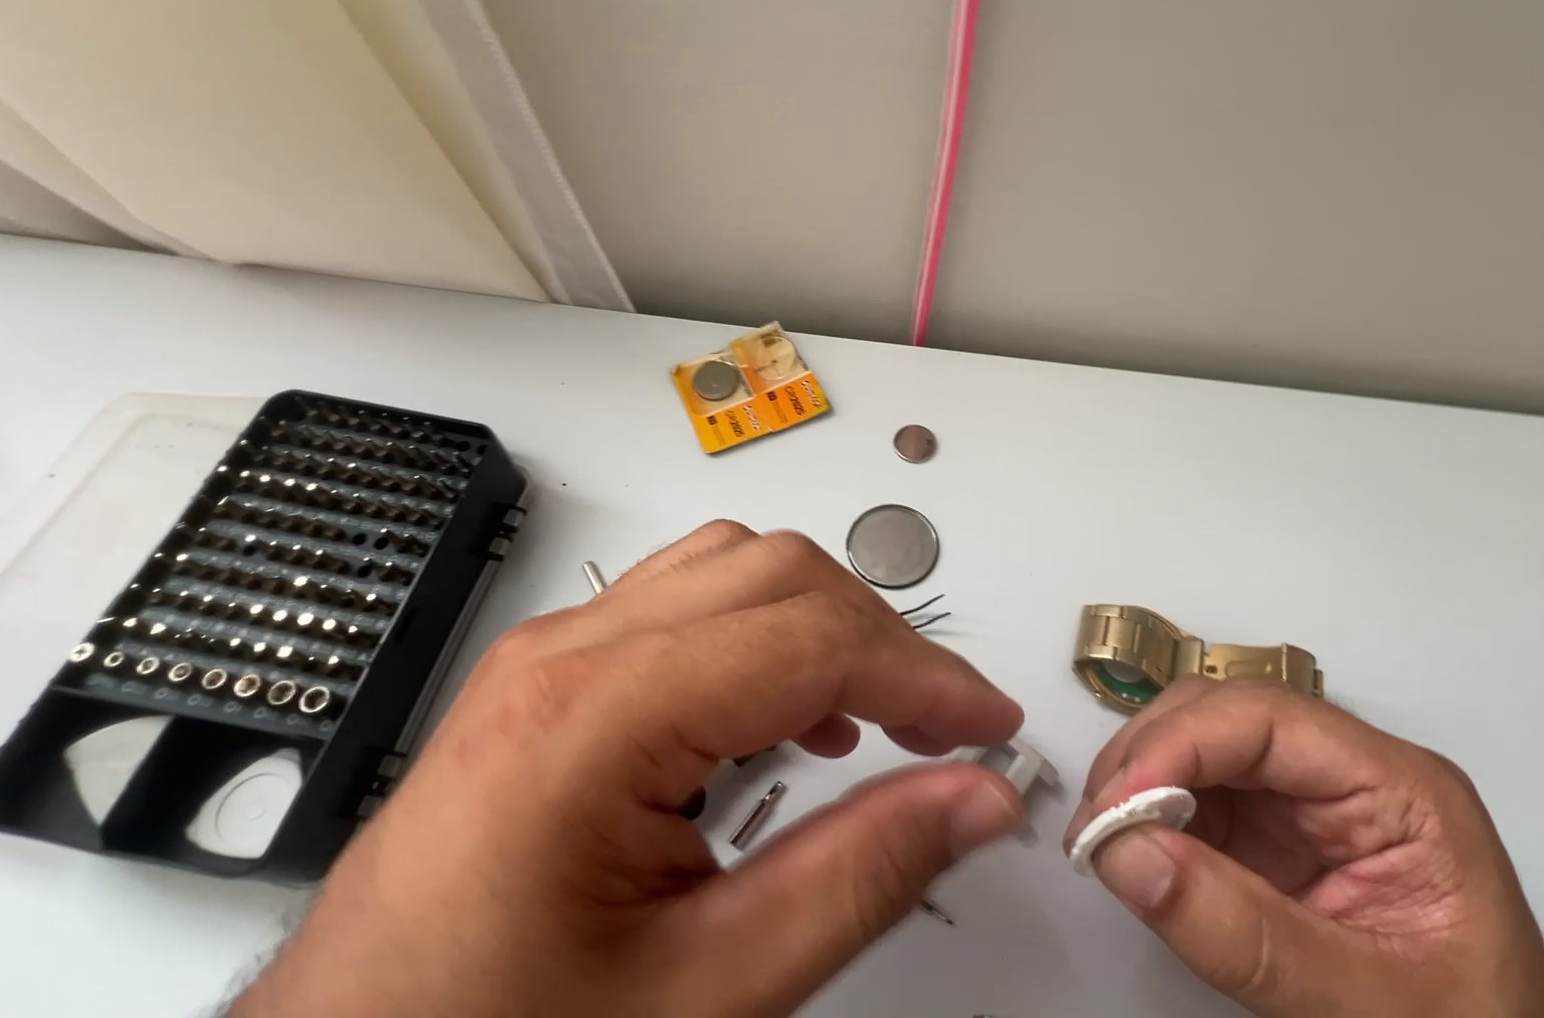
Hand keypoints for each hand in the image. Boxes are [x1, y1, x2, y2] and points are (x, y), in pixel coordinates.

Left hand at [230, 522, 1026, 1017]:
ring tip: (879, 716)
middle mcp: (566, 655)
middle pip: (778, 575)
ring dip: (828, 625)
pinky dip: (769, 633)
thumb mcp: (707, 991)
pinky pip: (689, 602)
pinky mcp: (554, 675)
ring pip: (736, 568)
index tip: (990, 725)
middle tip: (947, 726)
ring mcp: (553, 654)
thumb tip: (976, 799)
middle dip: (884, 641)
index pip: (808, 640)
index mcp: (592, 720)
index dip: (924, 676)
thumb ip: (860, 878)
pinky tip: (790, 714)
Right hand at [1067, 677, 1543, 1017]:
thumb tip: (1119, 853)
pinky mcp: (1271, 833)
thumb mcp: (1365, 1007)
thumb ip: (1243, 935)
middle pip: (1224, 714)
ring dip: (1138, 779)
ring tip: (1102, 841)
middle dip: (1149, 755)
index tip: (1114, 806)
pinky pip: (1194, 796)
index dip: (1180, 745)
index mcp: (1397, 789)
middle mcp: (1345, 773)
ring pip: (1198, 743)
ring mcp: (1305, 800)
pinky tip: (1129, 849)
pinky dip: (1148, 813)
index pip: (1268, 719)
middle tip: (1097, 828)